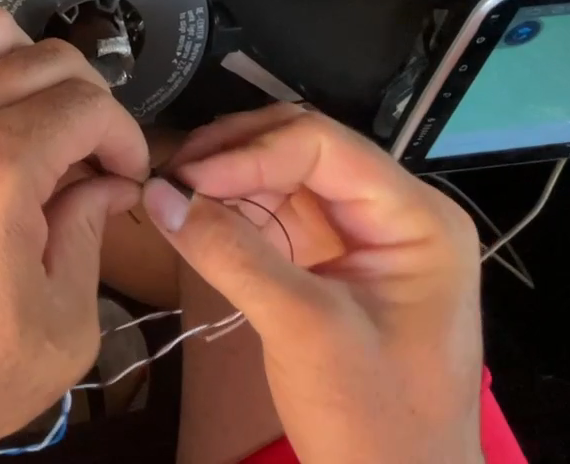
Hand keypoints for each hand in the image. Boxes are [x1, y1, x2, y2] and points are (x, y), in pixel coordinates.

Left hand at [0, 5, 148, 463]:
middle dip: (91, 100)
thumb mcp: (62, 322)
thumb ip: (93, 230)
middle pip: (48, 59)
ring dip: (28, 60)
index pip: (90, 104)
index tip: (127, 174)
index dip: (125, 136)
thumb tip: (108, 182)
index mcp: (1, 162)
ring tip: (41, 115)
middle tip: (95, 155)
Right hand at [143, 104, 484, 463]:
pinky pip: (272, 205)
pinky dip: (230, 204)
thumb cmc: (375, 424)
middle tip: (172, 176)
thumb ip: (230, 254)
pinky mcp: (327, 254)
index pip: (320, 145)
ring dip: (225, 174)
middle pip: (299, 145)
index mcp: (414, 217)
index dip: (247, 152)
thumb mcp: (304, 331)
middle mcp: (391, 208)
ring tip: (174, 192)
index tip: (184, 180)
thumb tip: (154, 193)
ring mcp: (358, 230)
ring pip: (280, 168)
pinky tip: (195, 215)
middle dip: (232, 153)